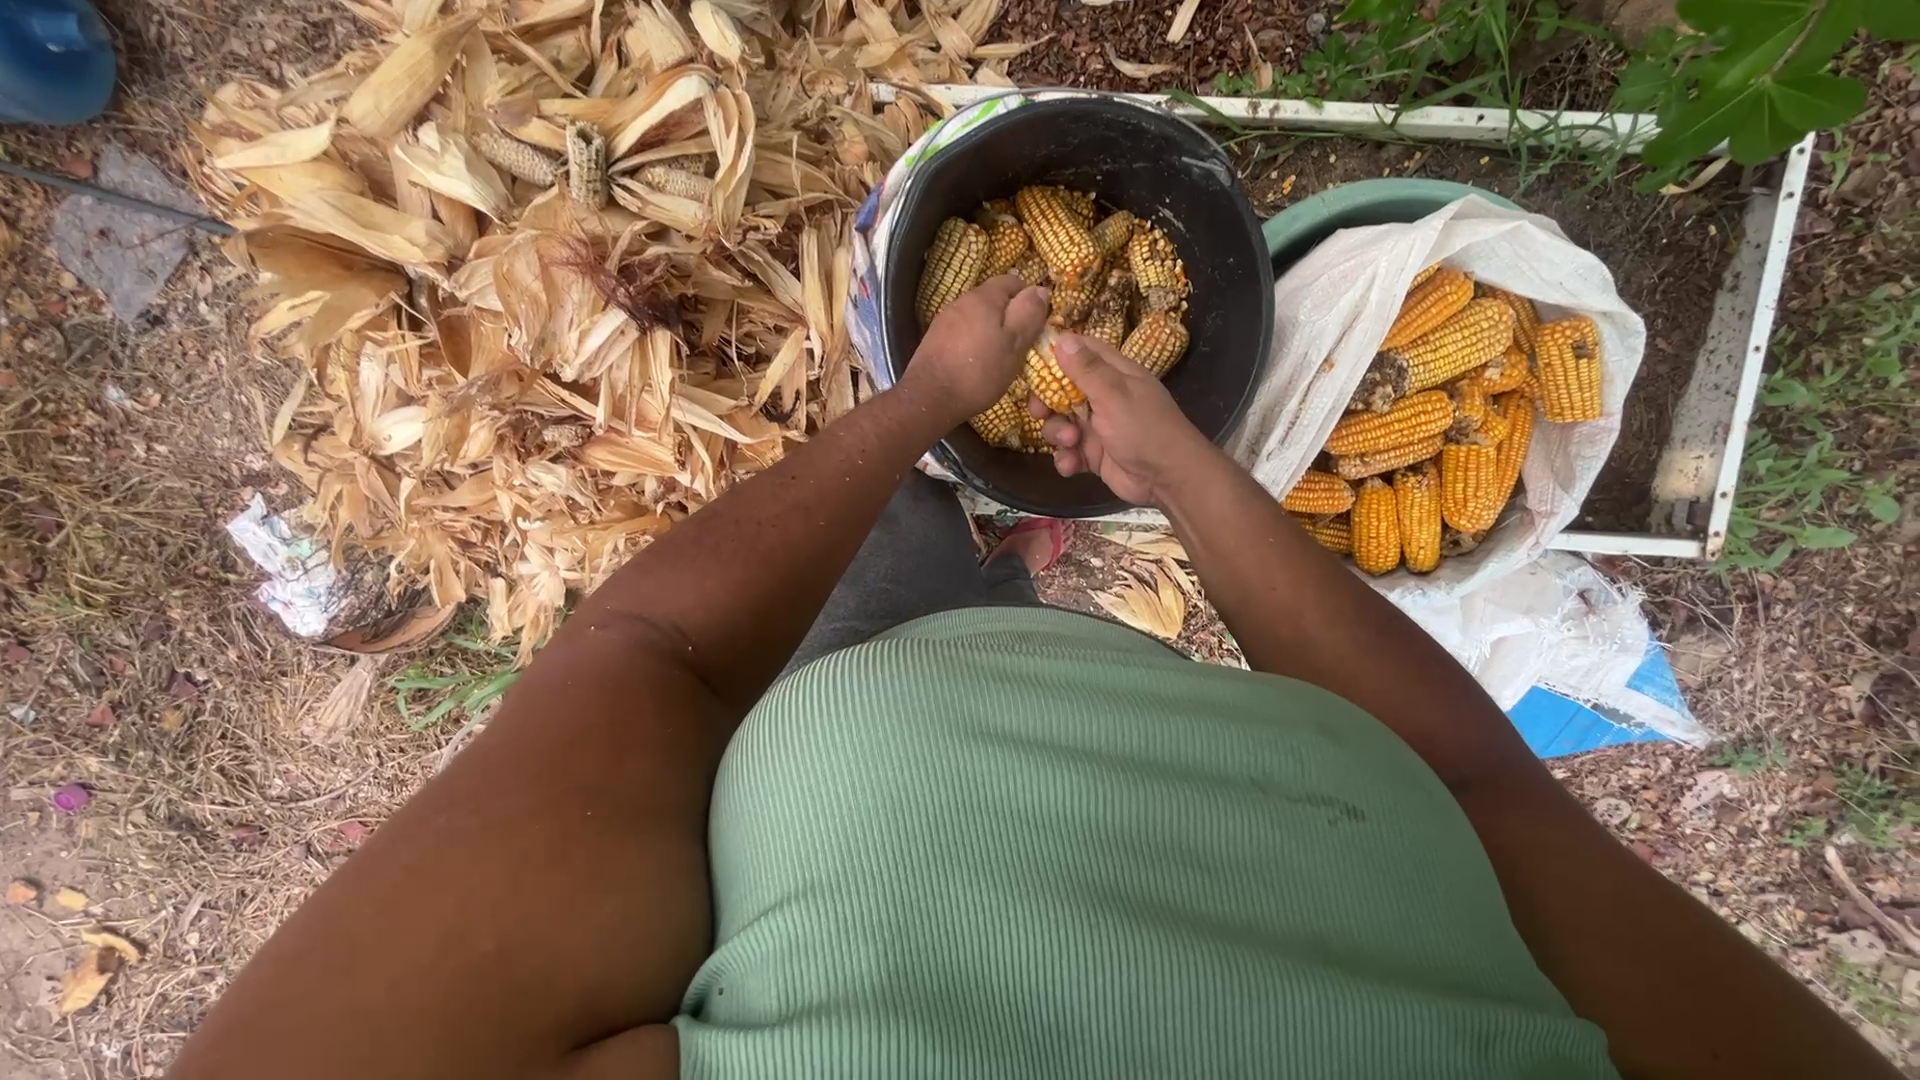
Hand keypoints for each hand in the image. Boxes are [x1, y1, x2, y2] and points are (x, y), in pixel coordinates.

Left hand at [902, 275, 1049, 420]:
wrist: (930, 398)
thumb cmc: (979, 371)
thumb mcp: (1014, 343)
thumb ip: (1029, 313)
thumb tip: (1041, 289)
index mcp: (983, 296)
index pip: (1013, 281)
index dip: (1029, 299)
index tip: (1036, 324)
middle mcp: (961, 301)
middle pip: (994, 300)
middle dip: (1010, 317)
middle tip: (1020, 345)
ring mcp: (944, 320)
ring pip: (977, 318)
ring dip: (991, 332)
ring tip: (999, 358)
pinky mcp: (934, 340)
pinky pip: (962, 333)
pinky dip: (974, 343)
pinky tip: (976, 364)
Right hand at [1035, 333, 1215, 507]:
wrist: (1168, 479)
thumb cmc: (1144, 429)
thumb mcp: (1114, 394)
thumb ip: (1087, 369)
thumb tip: (1062, 338)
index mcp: (1114, 375)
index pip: (1081, 352)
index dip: (1056, 355)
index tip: (1032, 364)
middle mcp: (1104, 398)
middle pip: (1062, 391)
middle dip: (1047, 402)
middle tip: (1039, 411)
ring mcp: (1098, 428)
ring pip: (1061, 423)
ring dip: (1057, 433)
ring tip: (1071, 442)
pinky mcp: (1094, 455)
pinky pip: (1068, 452)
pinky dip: (1066, 459)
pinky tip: (1072, 465)